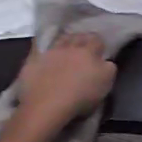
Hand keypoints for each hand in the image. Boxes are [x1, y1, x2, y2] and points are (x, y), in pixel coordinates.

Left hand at [0, 33, 116, 141]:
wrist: (47, 105)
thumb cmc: (81, 96)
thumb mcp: (106, 84)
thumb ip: (108, 68)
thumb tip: (106, 61)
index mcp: (88, 52)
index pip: (96, 40)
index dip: (98, 45)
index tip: (99, 51)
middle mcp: (69, 47)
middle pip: (77, 37)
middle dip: (82, 39)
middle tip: (83, 47)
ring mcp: (49, 52)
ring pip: (59, 40)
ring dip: (64, 41)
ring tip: (65, 48)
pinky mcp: (33, 60)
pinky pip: (37, 48)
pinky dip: (42, 48)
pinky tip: (43, 51)